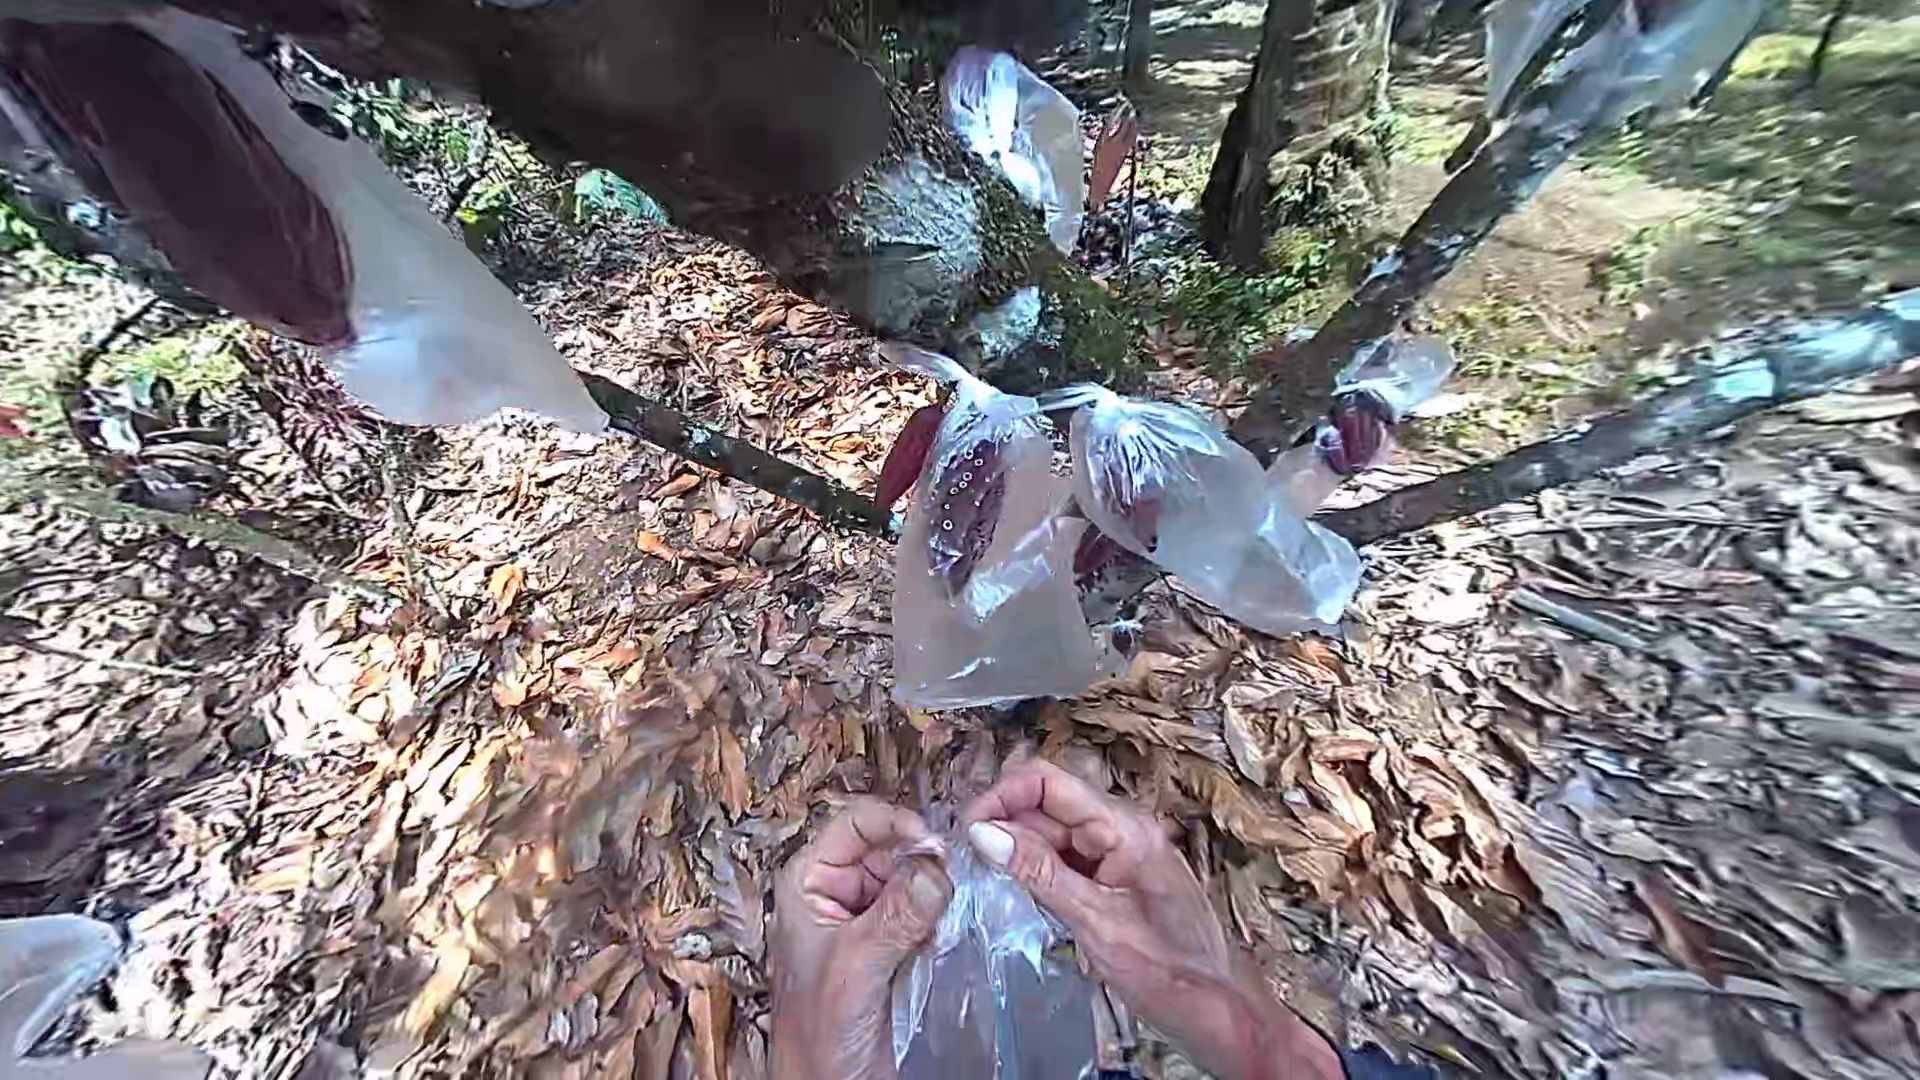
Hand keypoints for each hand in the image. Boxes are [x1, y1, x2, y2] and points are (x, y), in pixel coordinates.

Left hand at [770, 799, 952, 1079]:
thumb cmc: (820, 1038)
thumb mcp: (852, 970)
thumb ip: (893, 917)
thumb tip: (935, 868)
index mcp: (812, 878)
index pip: (855, 823)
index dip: (893, 822)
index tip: (931, 841)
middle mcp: (842, 884)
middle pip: (891, 844)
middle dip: (921, 857)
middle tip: (951, 876)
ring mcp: (871, 908)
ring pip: (914, 871)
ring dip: (935, 884)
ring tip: (952, 904)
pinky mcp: (897, 932)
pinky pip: (927, 902)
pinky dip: (942, 909)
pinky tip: (950, 924)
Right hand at [962, 759, 1342, 1079]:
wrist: (1232, 1020)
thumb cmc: (1171, 974)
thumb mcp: (1096, 924)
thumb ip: (1039, 872)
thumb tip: (982, 833)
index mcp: (1122, 825)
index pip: (1048, 781)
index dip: (1003, 793)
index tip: (969, 826)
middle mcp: (1118, 824)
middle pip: (1047, 802)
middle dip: (1005, 820)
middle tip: (969, 855)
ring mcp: (1117, 847)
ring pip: (1053, 829)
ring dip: (1018, 844)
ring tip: (986, 872)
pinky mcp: (1114, 871)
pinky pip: (1066, 854)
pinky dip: (1039, 865)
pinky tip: (1018, 883)